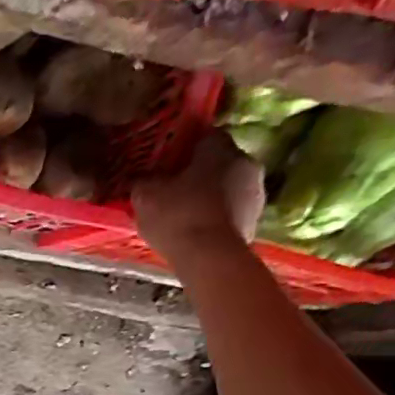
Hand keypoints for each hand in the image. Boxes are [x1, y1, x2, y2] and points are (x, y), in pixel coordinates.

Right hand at [132, 132, 265, 249]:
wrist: (210, 258)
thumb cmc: (178, 216)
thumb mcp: (145, 196)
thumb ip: (142, 182)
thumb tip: (139, 180)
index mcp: (220, 147)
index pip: (203, 135)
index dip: (183, 148)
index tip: (166, 162)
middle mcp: (245, 163)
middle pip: (218, 163)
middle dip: (198, 174)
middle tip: (172, 189)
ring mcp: (255, 195)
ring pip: (227, 189)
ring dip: (209, 197)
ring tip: (182, 215)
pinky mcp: (254, 223)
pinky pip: (230, 213)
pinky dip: (215, 219)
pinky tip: (195, 232)